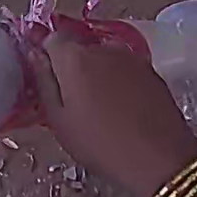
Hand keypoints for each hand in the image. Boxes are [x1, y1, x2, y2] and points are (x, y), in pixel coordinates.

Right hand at [29, 30, 196, 196]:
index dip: (46, 53)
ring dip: (96, 71)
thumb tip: (35, 54)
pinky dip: (117, 79)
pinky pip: (123, 67)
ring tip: (99, 105)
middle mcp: (102, 48)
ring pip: (102, 56)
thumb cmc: (100, 143)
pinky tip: (122, 107)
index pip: (52, 37)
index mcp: (73, 57)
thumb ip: (44, 81)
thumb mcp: (59, 119)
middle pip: (79, 46)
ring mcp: (130, 57)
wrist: (161, 159)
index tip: (46, 76)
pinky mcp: (151, 70)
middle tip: (72, 98)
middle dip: (71, 64)